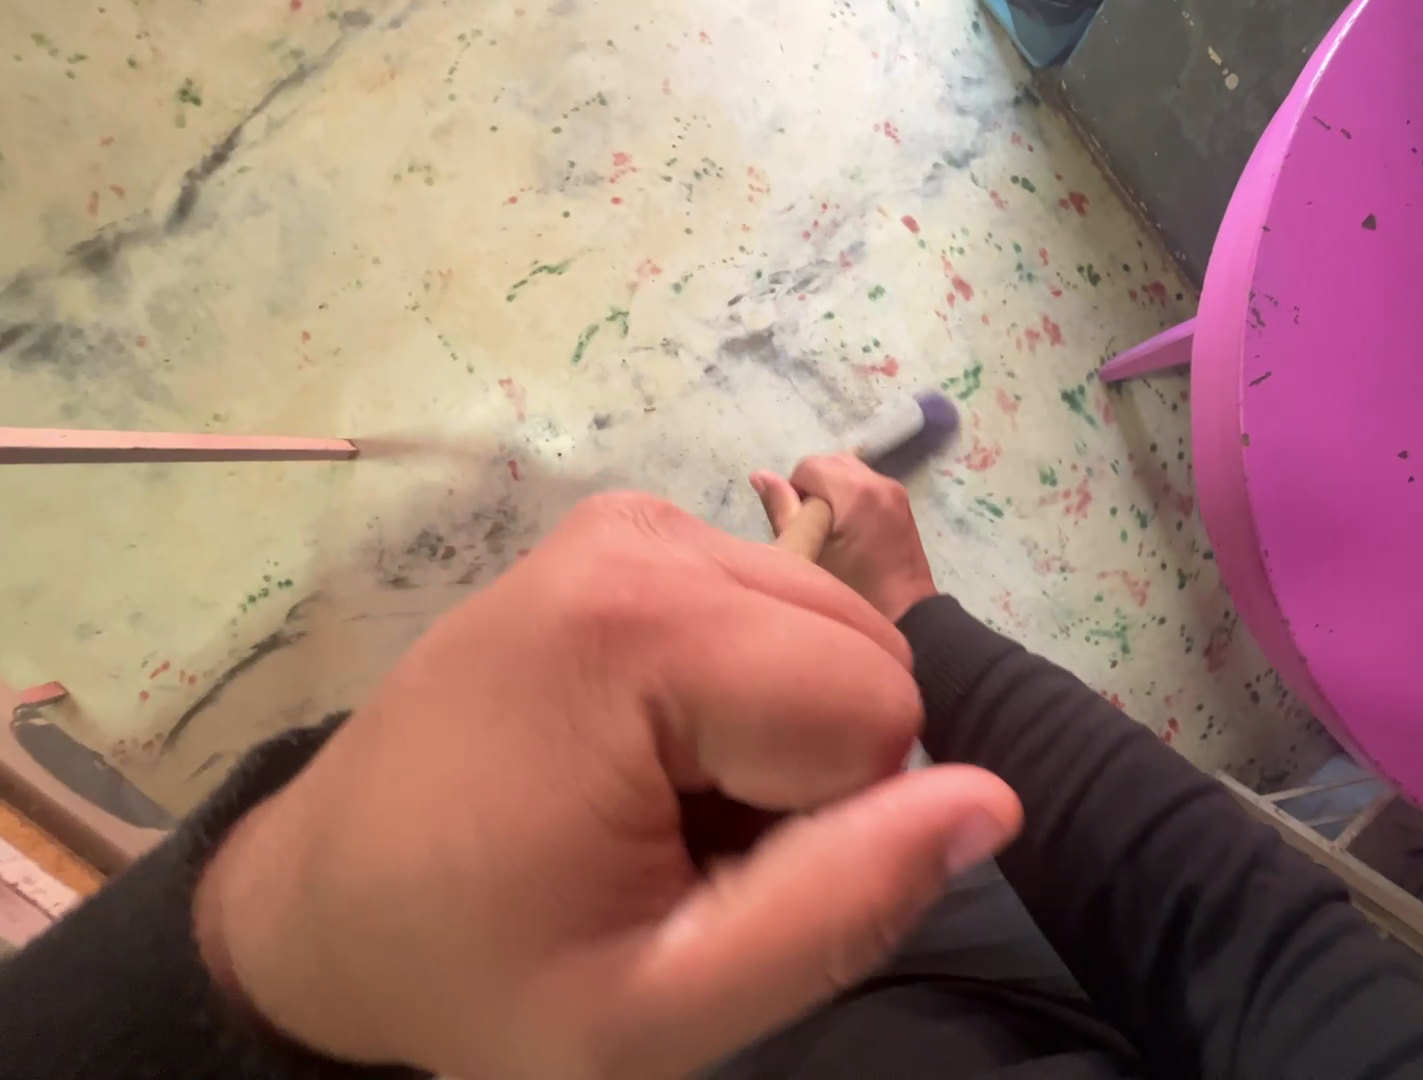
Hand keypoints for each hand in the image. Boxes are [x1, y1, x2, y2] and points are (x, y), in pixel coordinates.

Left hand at [193, 493, 1020, 1079]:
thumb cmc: (485, 964)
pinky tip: (671, 724)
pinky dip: (764, 673)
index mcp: (642, 630)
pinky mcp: (639, 526)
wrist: (330, 899)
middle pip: (867, 649)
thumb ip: (844, 906)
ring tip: (679, 779)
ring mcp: (641, 519)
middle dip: (822, 756)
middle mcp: (649, 537)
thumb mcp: (665, 1003)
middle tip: (701, 822)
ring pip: (840, 621)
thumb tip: (992, 802)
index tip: (728, 856)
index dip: (836, 811)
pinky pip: (788, 602)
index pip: (878, 711)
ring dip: (795, 715)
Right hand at [751, 455, 938, 622]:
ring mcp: (893, 488)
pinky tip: (849, 527)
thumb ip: (783, 510)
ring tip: (830, 527)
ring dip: (831, 489)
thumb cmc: (853, 589)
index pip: (807, 467)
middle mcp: (877, 480)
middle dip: (813, 488)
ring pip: (847, 468)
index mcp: (855, 491)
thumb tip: (760, 475)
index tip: (800, 526)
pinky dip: (850, 494)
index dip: (794, 492)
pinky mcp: (901, 499)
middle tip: (813, 526)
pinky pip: (865, 481)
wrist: (907, 612)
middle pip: (828, 462)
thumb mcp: (810, 553)